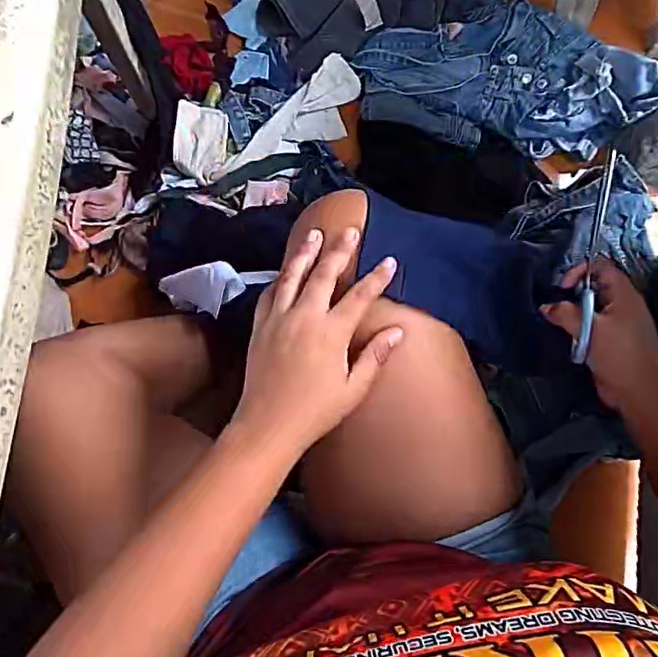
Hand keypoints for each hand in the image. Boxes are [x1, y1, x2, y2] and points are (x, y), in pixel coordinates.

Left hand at [232, 227, 402, 454]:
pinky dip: (281, 278)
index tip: (389, 261)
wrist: (266, 426)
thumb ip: (375, 357)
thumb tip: (397, 332)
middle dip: (340, 251)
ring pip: (293, 276)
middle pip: (324, 275)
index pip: (360, 297)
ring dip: (305, 253)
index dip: (377, 278)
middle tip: (350, 231)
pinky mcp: (260, 327)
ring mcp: (278, 320)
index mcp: (331, 333)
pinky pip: (270, 293)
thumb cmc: (315, 412)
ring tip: (314, 233)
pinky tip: (285, 271)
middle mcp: (304, 318)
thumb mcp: (353, 389)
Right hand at [541, 259, 657, 411]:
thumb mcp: (591, 330)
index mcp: (623, 294)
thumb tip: (546, 307)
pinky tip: (569, 341)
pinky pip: (593, 329)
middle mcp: (622, 305)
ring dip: (574, 317)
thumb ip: (566, 314)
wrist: (641, 391)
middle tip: (556, 309)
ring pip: (592, 310)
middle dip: (573, 296)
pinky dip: (580, 332)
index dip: (579, 271)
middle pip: (594, 288)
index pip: (600, 266)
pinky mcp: (613, 343)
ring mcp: (619, 324)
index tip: (563, 289)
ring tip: (558, 325)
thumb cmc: (620, 355)